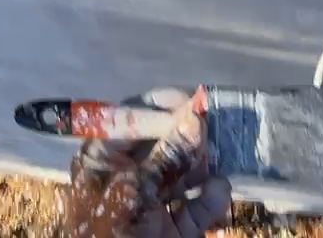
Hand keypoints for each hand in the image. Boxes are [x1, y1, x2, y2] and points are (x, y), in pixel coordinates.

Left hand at [66, 89, 232, 237]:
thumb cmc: (111, 236)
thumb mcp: (134, 194)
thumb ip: (166, 155)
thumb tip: (195, 114)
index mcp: (101, 161)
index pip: (130, 118)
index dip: (162, 105)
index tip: (195, 98)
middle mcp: (125, 178)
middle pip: (161, 144)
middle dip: (188, 136)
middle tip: (214, 127)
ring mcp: (149, 208)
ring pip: (181, 175)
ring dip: (202, 166)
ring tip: (221, 156)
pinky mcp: (171, 233)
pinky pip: (193, 209)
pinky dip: (208, 199)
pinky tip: (221, 190)